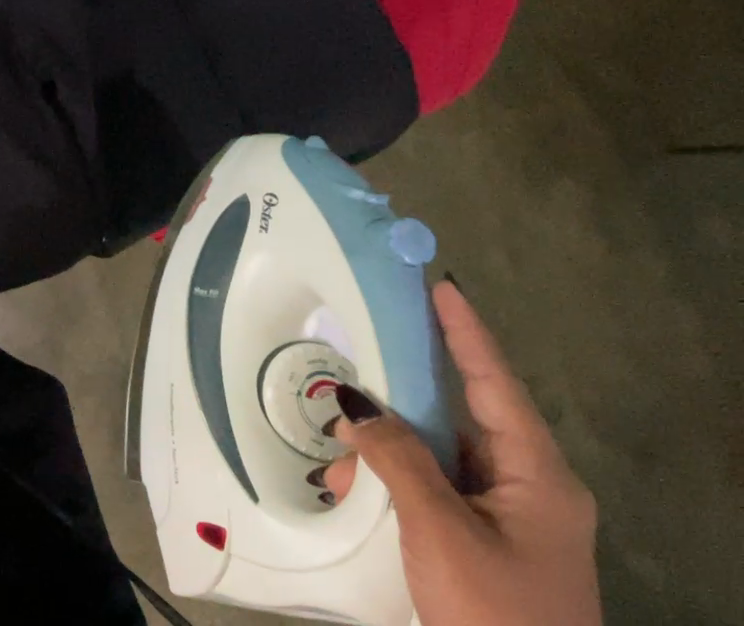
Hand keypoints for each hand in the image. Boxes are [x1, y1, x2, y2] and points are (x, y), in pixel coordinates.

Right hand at [320, 281, 600, 625]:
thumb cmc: (493, 608)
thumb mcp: (439, 529)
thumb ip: (397, 458)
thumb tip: (355, 402)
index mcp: (538, 477)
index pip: (496, 385)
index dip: (465, 334)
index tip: (440, 286)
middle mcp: (528, 486)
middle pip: (458, 417)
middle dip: (396, 406)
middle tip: (349, 389)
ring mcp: (507, 514)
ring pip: (435, 453)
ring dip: (384, 454)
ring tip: (342, 473)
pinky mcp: (483, 536)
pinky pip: (430, 485)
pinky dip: (390, 482)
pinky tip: (357, 493)